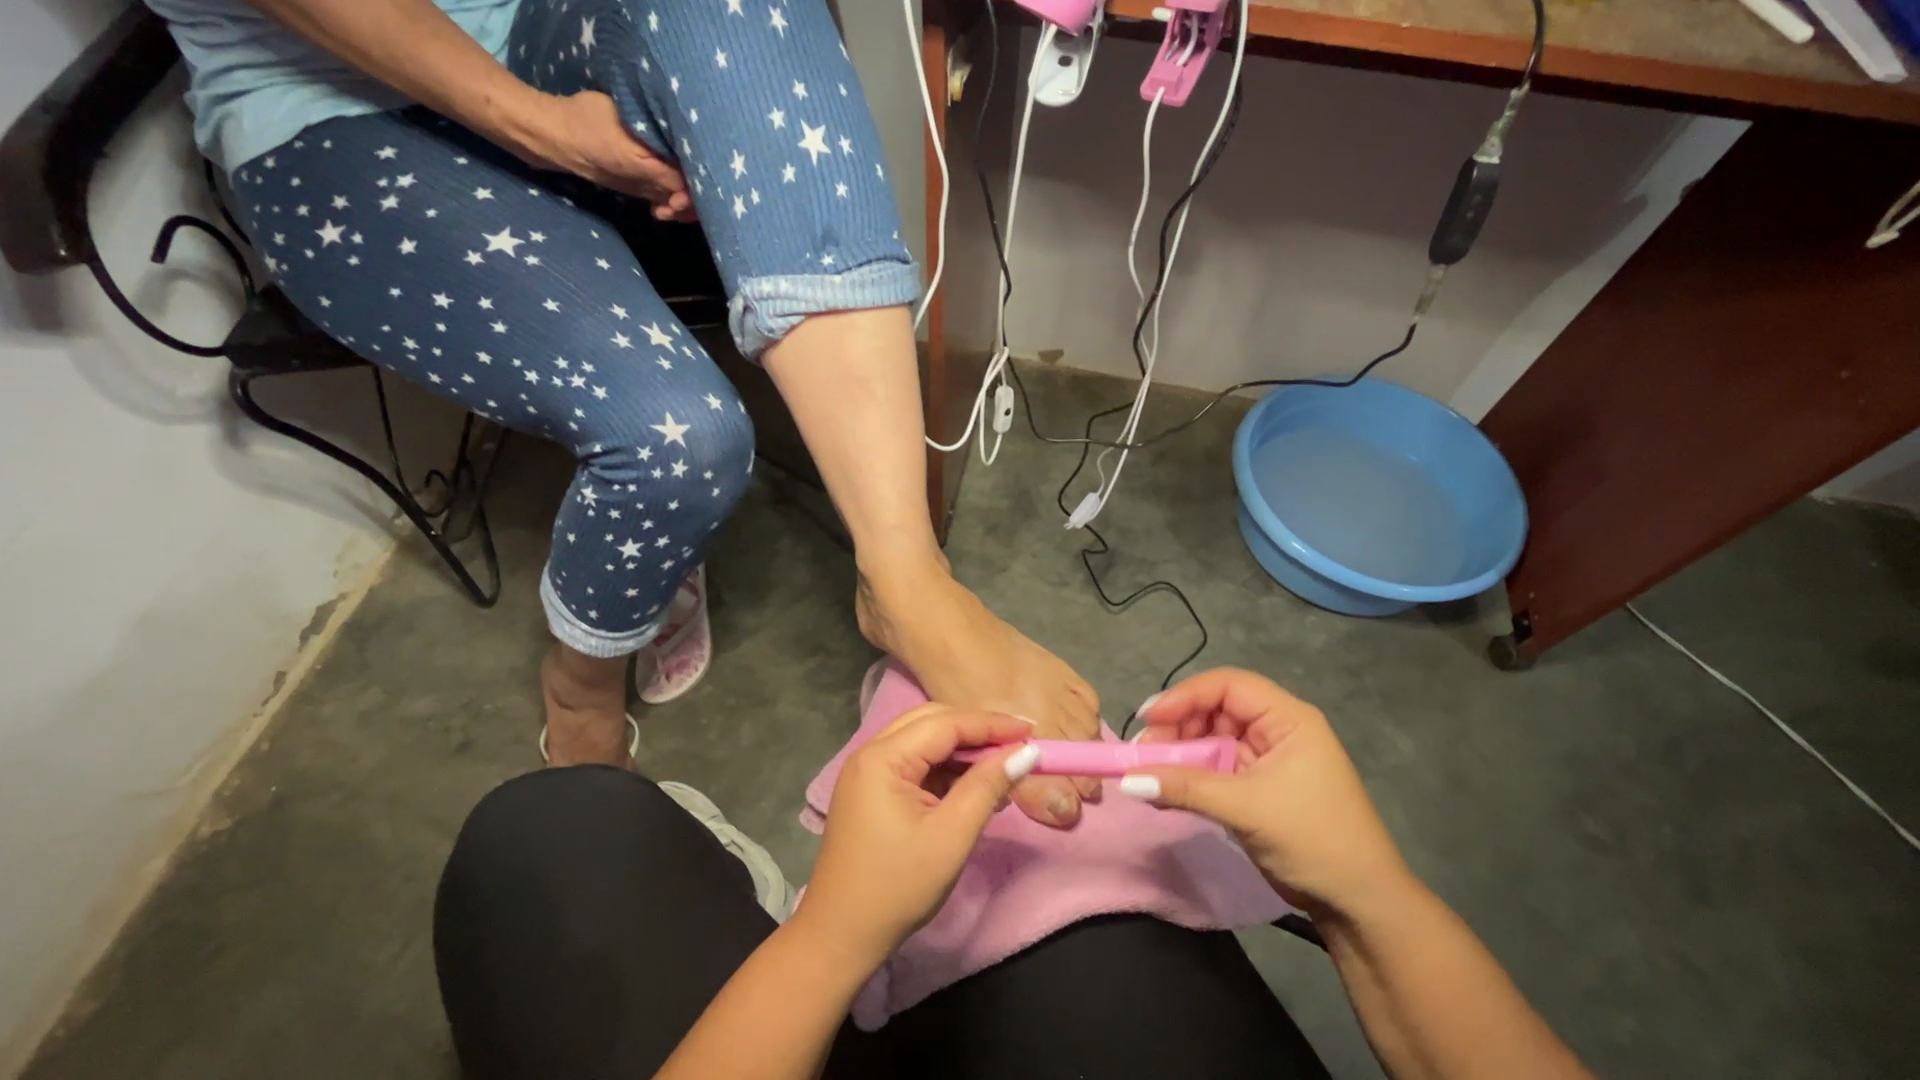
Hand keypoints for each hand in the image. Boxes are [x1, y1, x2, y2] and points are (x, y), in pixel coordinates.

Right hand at [499, 90, 694, 220]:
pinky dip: (672, 200)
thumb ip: (653, 126)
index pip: (683, 182)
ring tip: (698, 196)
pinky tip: (679, 197)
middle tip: (711, 192)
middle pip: (681, 199)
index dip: (700, 183)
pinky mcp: (631, 190)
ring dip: (686, 203)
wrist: (552, 136)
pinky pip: (659, 200)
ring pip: (670, 203)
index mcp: (646, 167)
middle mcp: (644, 185)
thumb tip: (683, 134)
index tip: (710, 176)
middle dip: (698, 199)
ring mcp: (637, 191)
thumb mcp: (622, 115)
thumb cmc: (586, 118)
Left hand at [795, 705, 1038, 967]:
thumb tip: (1026, 752)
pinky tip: (974, 790)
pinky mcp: (871, 794)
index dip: (992, 724)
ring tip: (1003, 771)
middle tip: (1020, 747)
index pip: (946, 723)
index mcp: (883, 758)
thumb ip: (988, 787)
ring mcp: (867, 774)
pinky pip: (915, 767)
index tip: (1033, 731)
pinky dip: (946, 773)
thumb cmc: (897, 886)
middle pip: (932, 723)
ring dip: (963, 753)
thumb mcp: (951, 836)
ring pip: (924, 744)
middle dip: (977, 732)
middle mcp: (870, 754)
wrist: (841, 936)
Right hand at [1121, 669, 1411, 914]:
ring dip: (1180, 753)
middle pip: (1216, 710)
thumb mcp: (1246, 808)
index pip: (1228, 686)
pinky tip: (1166, 791)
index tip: (1147, 718)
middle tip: (1145, 753)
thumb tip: (1127, 780)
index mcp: (1288, 719)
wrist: (1358, 902)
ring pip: (1212, 740)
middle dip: (1178, 726)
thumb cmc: (1313, 839)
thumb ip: (1186, 788)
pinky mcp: (1257, 788)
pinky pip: (1215, 769)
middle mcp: (1277, 730)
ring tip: (1151, 774)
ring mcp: (1267, 760)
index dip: (1185, 695)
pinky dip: (1189, 777)